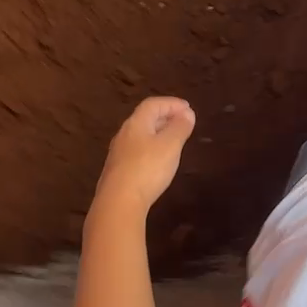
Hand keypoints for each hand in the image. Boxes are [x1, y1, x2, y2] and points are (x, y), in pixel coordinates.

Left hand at [92, 97, 195, 219]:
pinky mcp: (117, 171)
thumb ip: (180, 127)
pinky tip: (158, 160)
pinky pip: (137, 151)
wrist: (118, 203)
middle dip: (165, 117)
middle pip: (145, 118)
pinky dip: (151, 148)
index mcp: (136, 124)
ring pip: (140, 136)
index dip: (171, 103)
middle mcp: (124, 135)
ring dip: (158, 133)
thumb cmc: (147, 168)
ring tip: (174, 140)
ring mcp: (118, 154)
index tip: (188, 108)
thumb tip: (187, 113)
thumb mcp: (170, 145)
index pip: (153, 104)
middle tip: (183, 122)